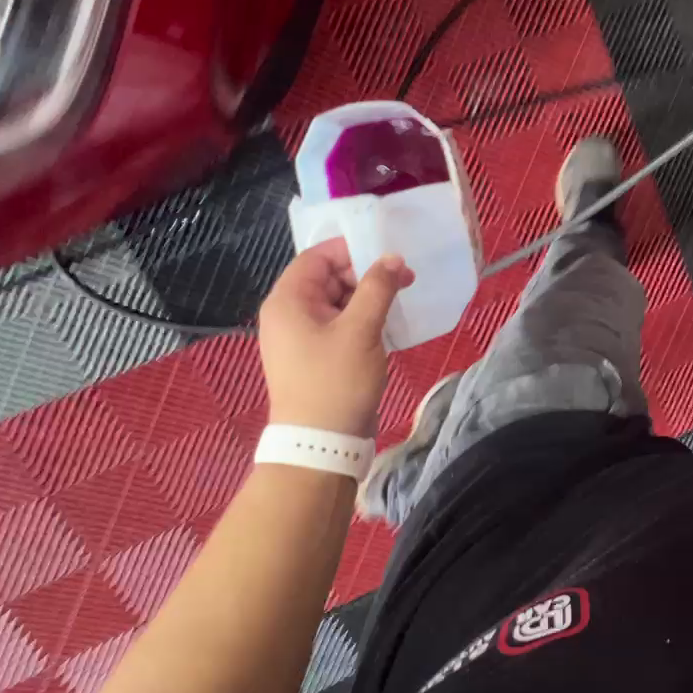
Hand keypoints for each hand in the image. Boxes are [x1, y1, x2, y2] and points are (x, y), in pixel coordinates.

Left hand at [258, 240, 413, 436]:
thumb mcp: (361, 330)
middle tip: (404, 279)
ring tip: (402, 300)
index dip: (351, 249)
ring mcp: (302, 337)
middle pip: (328, 278)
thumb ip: (377, 288)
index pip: (316, 257)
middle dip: (366, 274)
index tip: (389, 253)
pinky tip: (390, 324)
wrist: (322, 443)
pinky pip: (341, 324)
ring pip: (338, 302)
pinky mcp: (318, 356)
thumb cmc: (336, 381)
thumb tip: (392, 258)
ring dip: (369, 297)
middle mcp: (289, 314)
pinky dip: (364, 319)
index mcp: (288, 301)